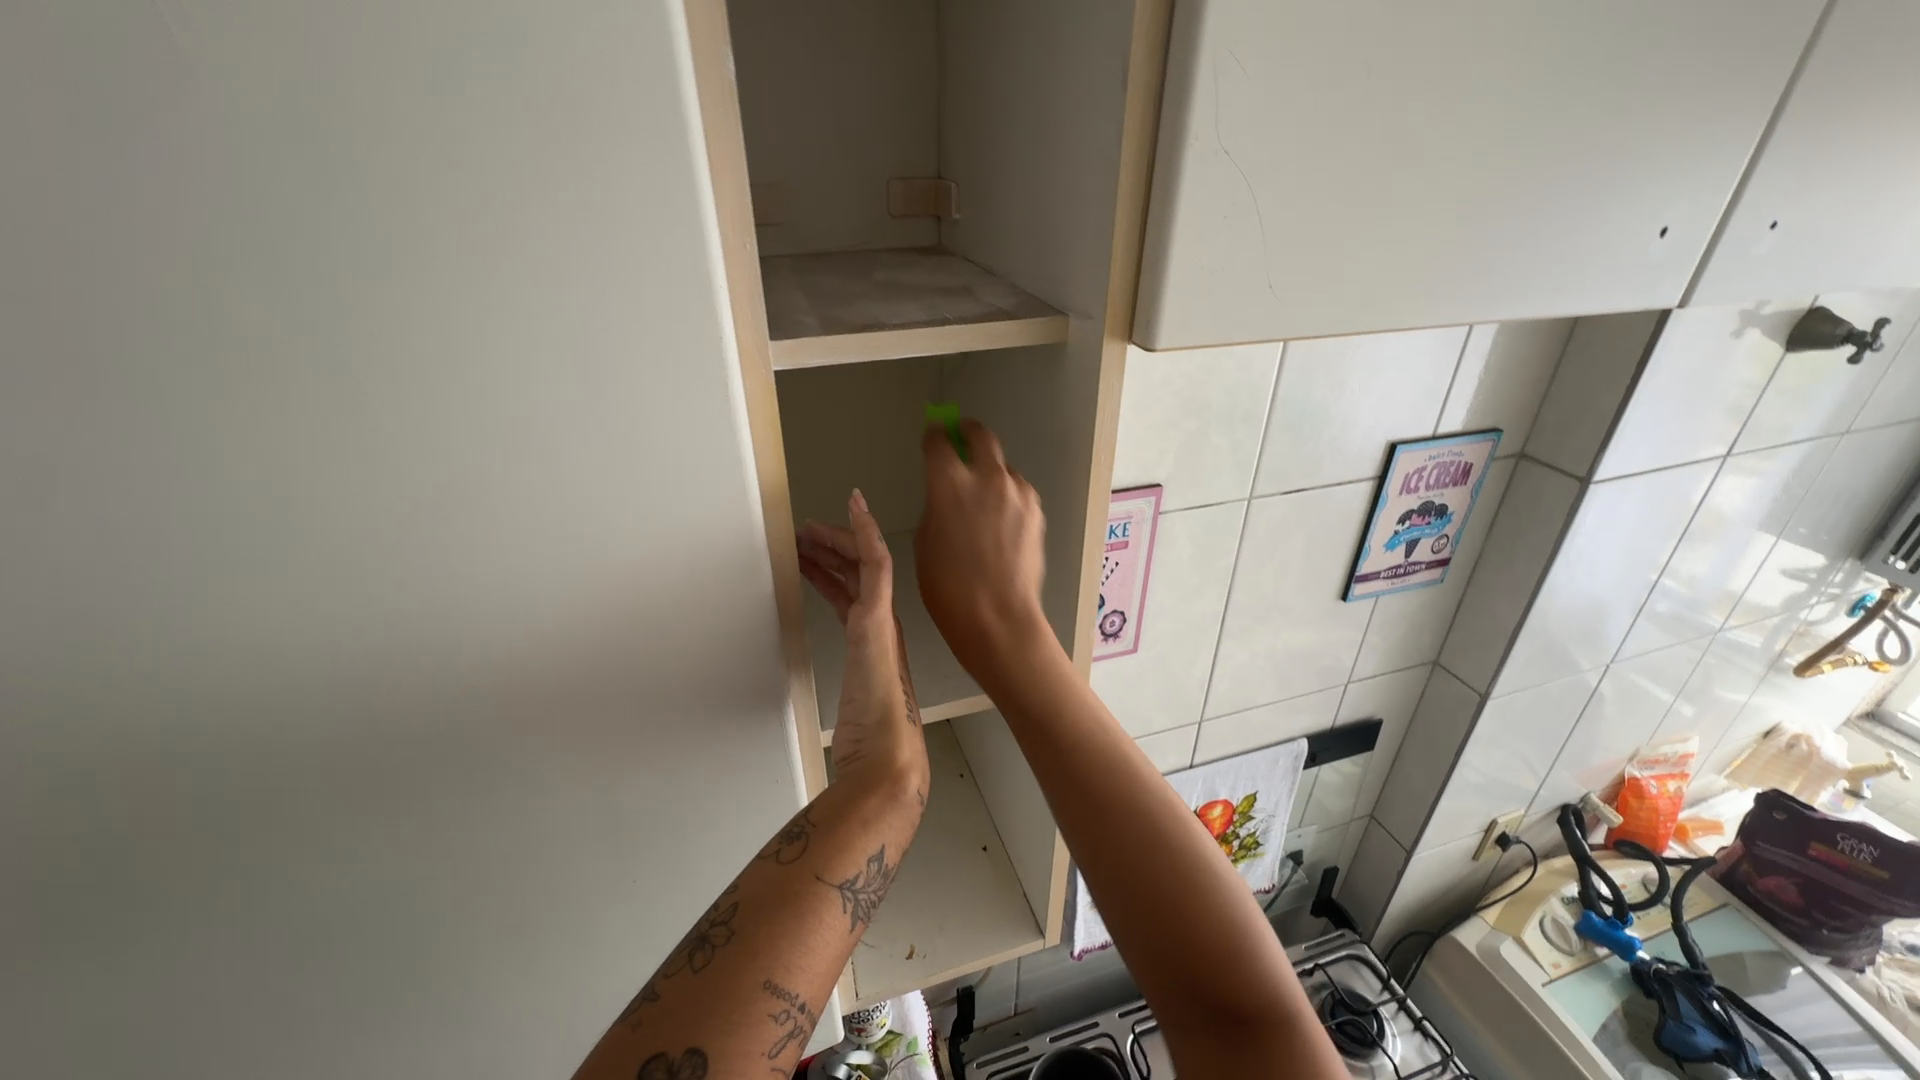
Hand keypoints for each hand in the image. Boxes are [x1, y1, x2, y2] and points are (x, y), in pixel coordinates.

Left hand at [797, 490, 928, 796]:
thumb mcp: (853, 716)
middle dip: (833, 548)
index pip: (856, 595)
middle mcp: (883, 629)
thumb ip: (848, 703)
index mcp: (877, 646)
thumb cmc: (876, 745)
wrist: (890, 759)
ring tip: (807, 529)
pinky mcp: (878, 621)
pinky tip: (854, 510)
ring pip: (865, 564)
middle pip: (860, 574)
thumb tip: (840, 713)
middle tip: (804, 531)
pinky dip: (866, 534)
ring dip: (837, 542)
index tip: (814, 548)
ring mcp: (882, 623)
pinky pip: (877, 565)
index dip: (836, 568)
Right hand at [916, 420, 1052, 681]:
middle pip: (981, 436)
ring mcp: (1017, 492)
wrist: (996, 615)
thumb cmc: (947, 586)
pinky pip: (1018, 492)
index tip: (933, 435)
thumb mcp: (925, 540)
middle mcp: (986, 477)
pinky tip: (1000, 522)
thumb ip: (936, 505)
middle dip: (969, 432)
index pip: (939, 442)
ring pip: (1003, 467)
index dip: (934, 436)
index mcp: (948, 482)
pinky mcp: (1036, 510)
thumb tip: (947, 494)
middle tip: (962, 437)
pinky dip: (1008, 496)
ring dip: (992, 472)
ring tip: (984, 498)